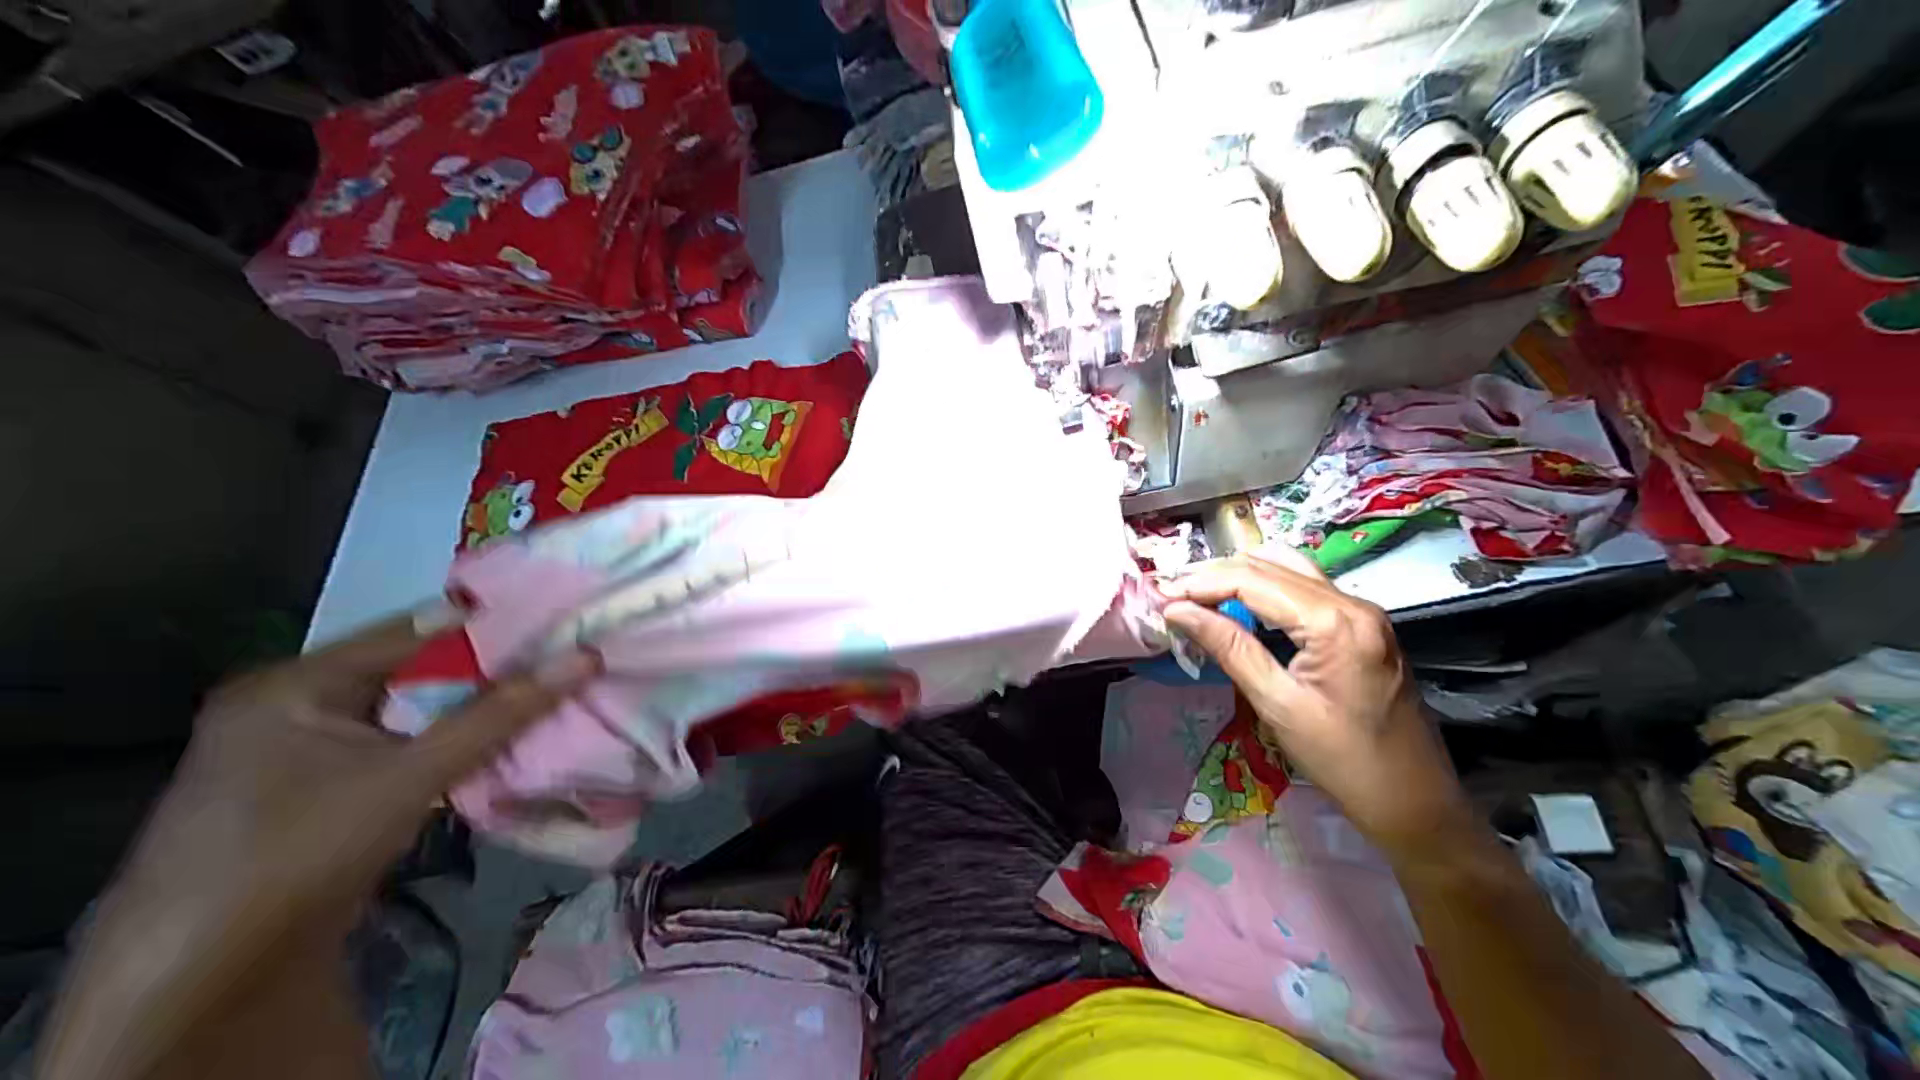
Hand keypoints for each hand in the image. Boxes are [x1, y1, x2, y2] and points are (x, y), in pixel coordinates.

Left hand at [37, 601, 599, 1079]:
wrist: (203, 978)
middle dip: (484, 672)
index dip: (488, 625)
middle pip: (408, 671)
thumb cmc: (302, 849)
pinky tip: (489, 745)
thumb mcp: (411, 774)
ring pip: (405, 712)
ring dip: (466, 712)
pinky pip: (392, 746)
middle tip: (557, 662)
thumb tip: (584, 659)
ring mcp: (293, 750)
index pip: (412, 630)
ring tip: (538, 697)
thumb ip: (500, 714)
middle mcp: (288, 703)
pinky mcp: (310, 790)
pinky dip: (440, 744)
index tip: (558, 622)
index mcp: (292, 682)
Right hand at [1160, 546, 1473, 854]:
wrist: (1414, 800)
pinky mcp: (1361, 624)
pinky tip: (1238, 605)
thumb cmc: (1344, 760)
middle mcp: (1352, 602)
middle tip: (1171, 595)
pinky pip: (1304, 586)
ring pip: (1287, 568)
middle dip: (1214, 575)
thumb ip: (1229, 648)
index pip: (1252, 580)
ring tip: (1197, 596)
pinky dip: (1264, 587)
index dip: (1201, 584)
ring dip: (1238, 576)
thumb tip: (1178, 612)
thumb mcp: (1277, 704)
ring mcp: (1361, 611)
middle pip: (1269, 565)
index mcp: (1335, 622)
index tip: (1162, 597)